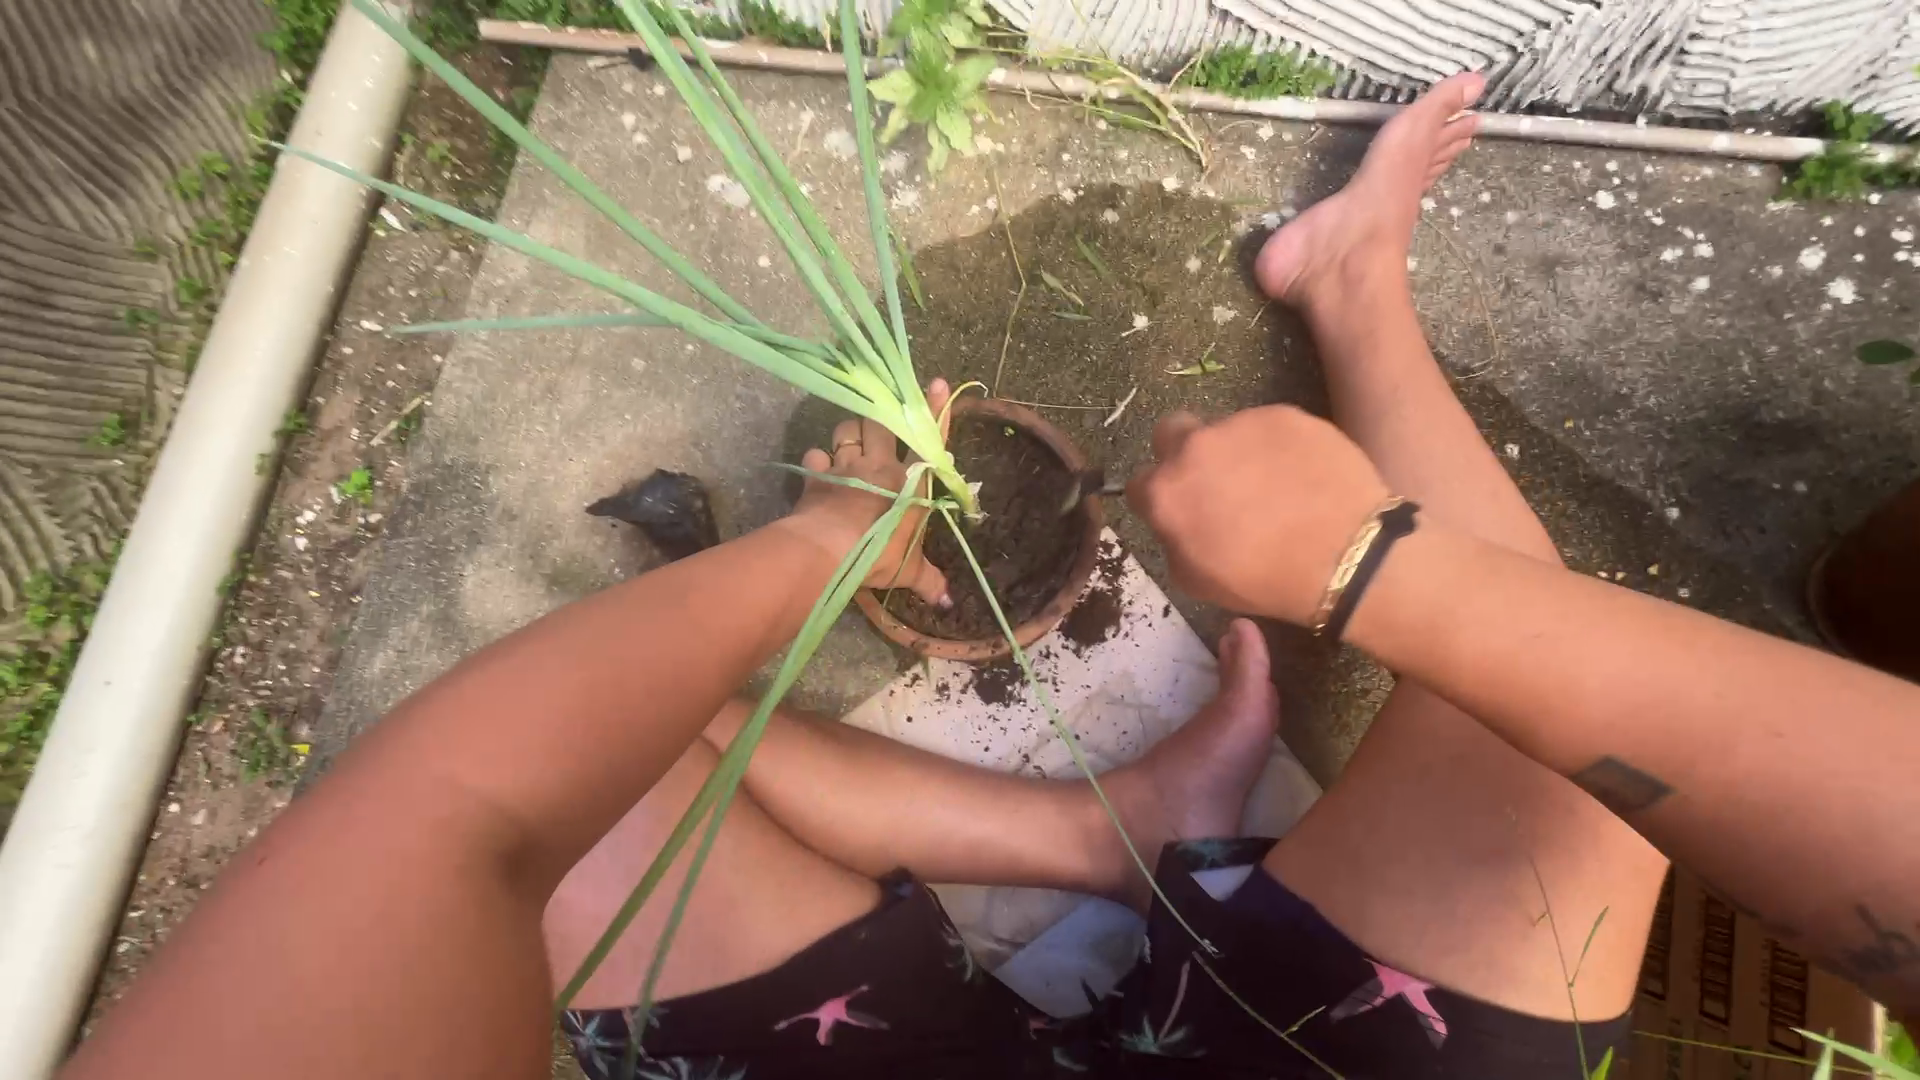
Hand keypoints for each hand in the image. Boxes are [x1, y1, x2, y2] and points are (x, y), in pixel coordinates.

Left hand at [784, 379, 952, 606]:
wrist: (831, 549)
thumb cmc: (879, 554)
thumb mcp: (908, 571)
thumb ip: (928, 581)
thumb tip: (948, 602)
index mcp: (911, 482)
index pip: (928, 441)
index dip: (934, 411)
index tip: (936, 382)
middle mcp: (880, 465)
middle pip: (880, 422)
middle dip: (880, 417)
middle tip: (878, 424)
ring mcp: (847, 466)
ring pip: (846, 429)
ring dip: (848, 432)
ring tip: (848, 444)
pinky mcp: (817, 475)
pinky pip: (815, 455)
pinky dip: (817, 460)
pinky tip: (819, 470)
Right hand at [1126, 405, 1389, 622]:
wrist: (1345, 556)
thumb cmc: (1263, 580)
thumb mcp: (1194, 581)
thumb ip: (1172, 540)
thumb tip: (1176, 522)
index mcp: (1165, 493)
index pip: (1139, 483)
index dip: (1156, 498)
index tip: (1178, 510)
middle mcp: (1193, 449)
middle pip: (1169, 433)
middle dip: (1180, 452)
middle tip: (1212, 480)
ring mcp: (1239, 425)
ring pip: (1223, 430)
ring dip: (1234, 450)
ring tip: (1270, 483)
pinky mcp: (1282, 414)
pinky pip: (1266, 426)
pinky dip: (1274, 446)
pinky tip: (1298, 473)